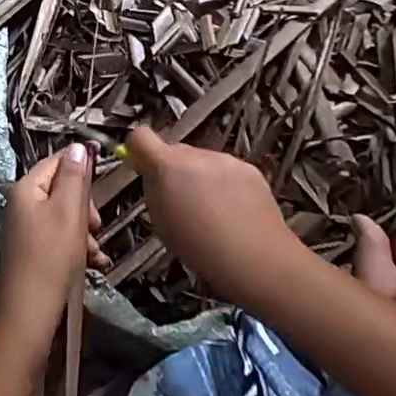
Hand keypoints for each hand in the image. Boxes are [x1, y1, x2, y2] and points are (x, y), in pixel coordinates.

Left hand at [0, 143, 107, 340]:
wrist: (31, 312)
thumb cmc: (51, 257)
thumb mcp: (68, 212)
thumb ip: (74, 177)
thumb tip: (78, 146)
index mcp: (27, 188)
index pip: (57, 162)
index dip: (80, 171)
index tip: (98, 190)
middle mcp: (24, 204)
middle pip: (64, 190)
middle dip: (85, 207)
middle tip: (95, 226)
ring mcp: (29, 228)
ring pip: (68, 216)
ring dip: (86, 232)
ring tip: (93, 252)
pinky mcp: (37, 250)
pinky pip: (63, 238)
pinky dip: (79, 248)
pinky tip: (93, 263)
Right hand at [123, 127, 314, 307]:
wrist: (256, 259)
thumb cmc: (201, 248)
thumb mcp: (160, 221)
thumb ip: (153, 189)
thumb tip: (152, 174)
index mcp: (168, 167)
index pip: (140, 137)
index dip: (138, 150)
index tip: (143, 167)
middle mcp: (197, 156)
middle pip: (174, 151)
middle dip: (173, 169)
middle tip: (180, 201)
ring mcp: (225, 160)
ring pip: (202, 161)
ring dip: (200, 177)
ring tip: (212, 211)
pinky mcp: (248, 168)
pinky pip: (226, 170)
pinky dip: (224, 185)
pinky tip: (232, 211)